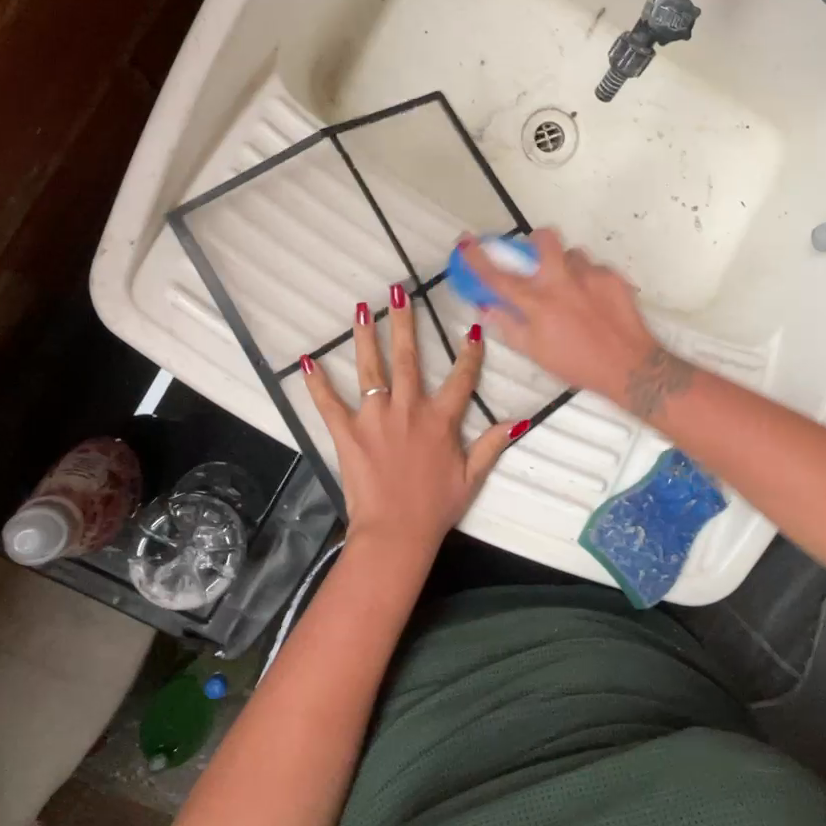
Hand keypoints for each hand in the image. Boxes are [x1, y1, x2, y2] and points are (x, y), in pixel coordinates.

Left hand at [299, 285, 518, 556]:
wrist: (396, 533)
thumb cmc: (436, 508)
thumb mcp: (471, 477)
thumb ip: (492, 445)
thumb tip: (519, 421)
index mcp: (440, 420)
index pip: (461, 378)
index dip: (470, 352)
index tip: (473, 328)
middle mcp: (409, 409)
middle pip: (407, 357)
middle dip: (403, 322)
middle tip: (398, 291)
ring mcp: (375, 418)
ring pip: (370, 369)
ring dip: (365, 336)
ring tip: (360, 308)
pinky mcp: (347, 433)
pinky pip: (329, 403)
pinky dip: (316, 383)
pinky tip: (306, 360)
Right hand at [462, 229, 696, 420]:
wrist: (629, 366)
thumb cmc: (577, 364)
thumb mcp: (535, 352)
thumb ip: (508, 326)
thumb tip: (487, 308)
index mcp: (538, 303)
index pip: (499, 276)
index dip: (478, 259)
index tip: (466, 243)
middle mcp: (562, 281)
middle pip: (544, 239)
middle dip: (536, 241)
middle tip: (537, 258)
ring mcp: (590, 275)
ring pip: (572, 254)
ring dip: (566, 265)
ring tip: (571, 288)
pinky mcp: (613, 277)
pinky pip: (594, 268)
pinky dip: (588, 280)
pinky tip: (594, 301)